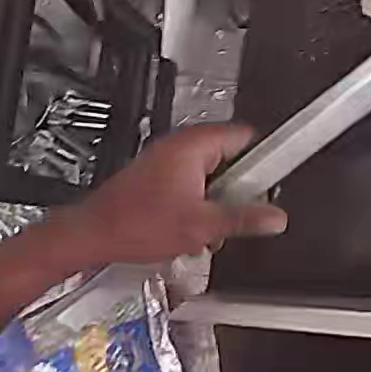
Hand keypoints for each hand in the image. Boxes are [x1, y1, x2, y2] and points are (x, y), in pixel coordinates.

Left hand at [52, 123, 287, 264]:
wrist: (94, 235)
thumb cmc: (136, 223)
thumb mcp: (202, 225)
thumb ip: (244, 219)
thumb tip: (275, 217)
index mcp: (193, 146)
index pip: (245, 135)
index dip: (265, 157)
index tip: (274, 177)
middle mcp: (180, 146)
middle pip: (231, 156)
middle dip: (240, 186)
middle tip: (240, 210)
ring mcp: (168, 160)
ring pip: (212, 173)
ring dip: (219, 199)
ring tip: (212, 225)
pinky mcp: (159, 176)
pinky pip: (193, 182)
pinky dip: (200, 202)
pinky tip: (195, 228)